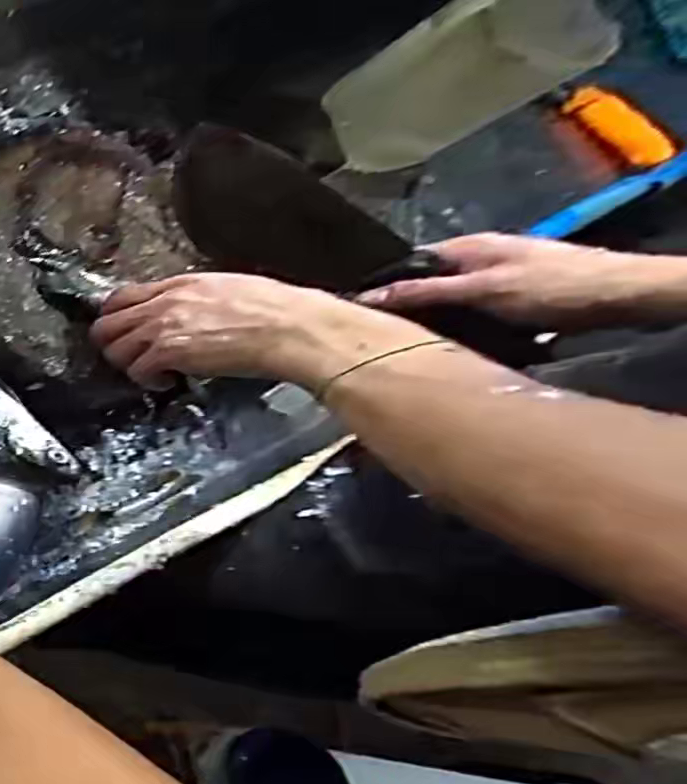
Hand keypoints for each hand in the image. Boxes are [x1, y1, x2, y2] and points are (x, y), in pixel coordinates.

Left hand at [92, 273, 437, 388]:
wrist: (294, 328)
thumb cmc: (274, 311)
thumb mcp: (225, 290)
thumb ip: (189, 300)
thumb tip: (173, 315)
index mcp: (179, 285)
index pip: (119, 297)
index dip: (114, 319)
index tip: (123, 333)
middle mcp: (164, 303)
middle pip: (104, 326)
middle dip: (112, 344)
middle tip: (132, 356)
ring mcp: (162, 328)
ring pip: (114, 351)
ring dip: (129, 365)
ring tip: (154, 369)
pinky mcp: (166, 352)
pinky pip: (135, 371)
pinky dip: (147, 381)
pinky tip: (167, 381)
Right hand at [356, 233, 678, 329]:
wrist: (627, 296)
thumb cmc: (552, 287)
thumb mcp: (480, 290)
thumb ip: (422, 292)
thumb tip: (364, 296)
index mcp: (466, 247)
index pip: (404, 263)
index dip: (377, 285)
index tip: (351, 312)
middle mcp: (476, 257)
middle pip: (421, 282)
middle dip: (397, 304)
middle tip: (370, 333)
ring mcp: (492, 276)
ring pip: (440, 297)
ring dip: (423, 316)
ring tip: (396, 340)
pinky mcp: (504, 295)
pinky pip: (459, 308)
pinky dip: (446, 322)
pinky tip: (436, 340)